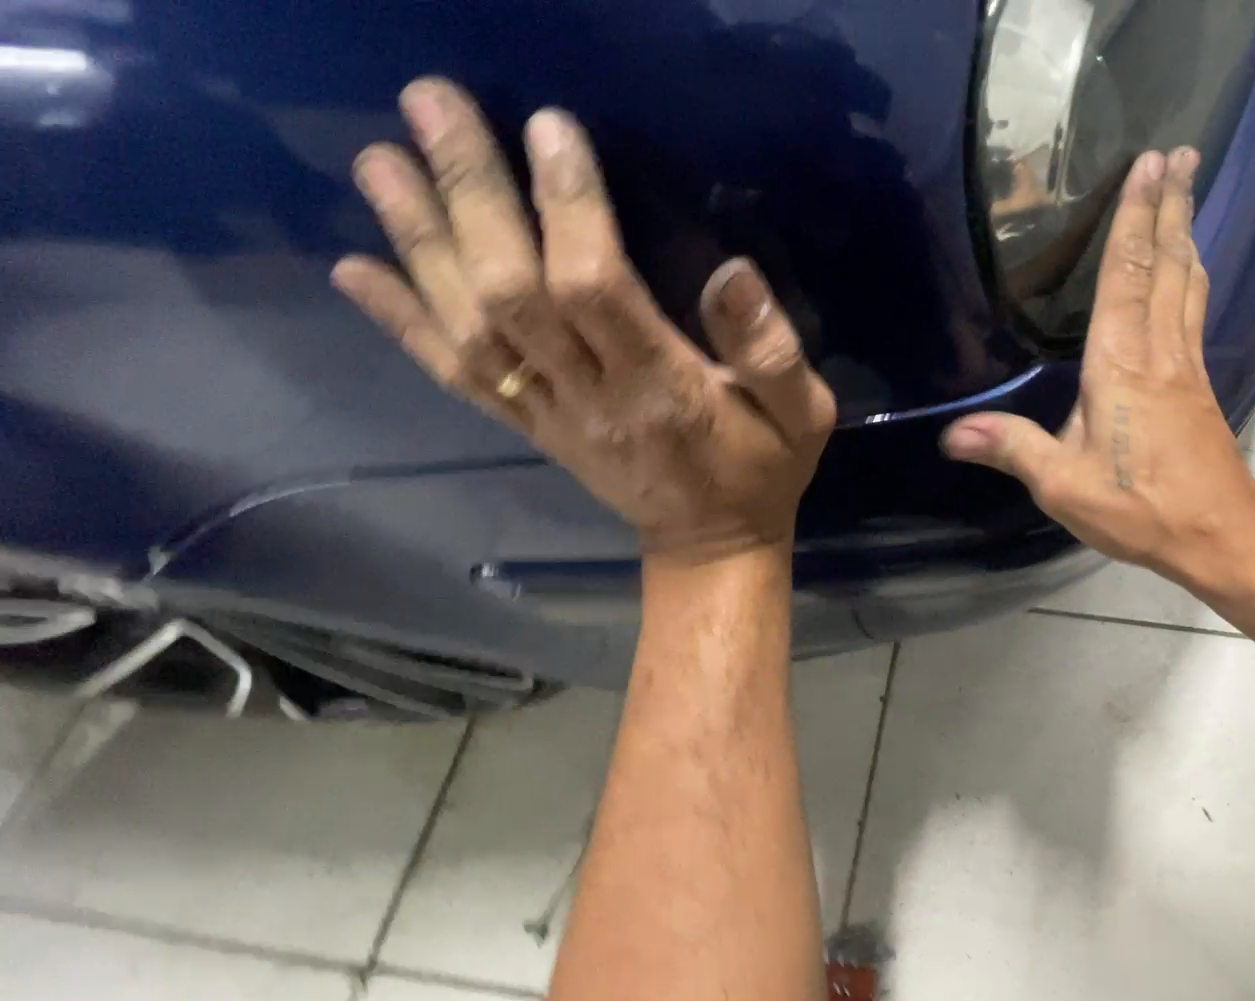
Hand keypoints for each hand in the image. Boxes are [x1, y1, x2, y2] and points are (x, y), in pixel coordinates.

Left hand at [332, 78, 836, 564]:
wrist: (712, 547)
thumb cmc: (764, 471)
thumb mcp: (804, 416)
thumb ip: (772, 351)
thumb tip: (731, 271)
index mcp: (662, 389)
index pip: (596, 290)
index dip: (568, 211)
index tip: (548, 128)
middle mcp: (591, 398)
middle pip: (515, 295)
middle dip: (471, 198)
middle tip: (431, 105)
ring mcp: (551, 415)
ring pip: (472, 328)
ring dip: (422, 243)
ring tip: (379, 160)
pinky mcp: (531, 427)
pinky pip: (457, 377)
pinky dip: (403, 323)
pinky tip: (355, 268)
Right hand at [941, 148, 1254, 590]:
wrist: (1217, 533)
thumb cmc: (1139, 508)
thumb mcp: (1063, 486)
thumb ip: (1013, 448)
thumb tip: (952, 432)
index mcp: (1120, 366)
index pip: (1126, 277)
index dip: (1133, 220)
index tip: (1145, 166)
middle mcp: (1158, 352)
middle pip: (1166, 265)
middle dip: (1169, 207)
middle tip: (1179, 154)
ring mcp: (1185, 366)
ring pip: (1188, 284)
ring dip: (1185, 233)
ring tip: (1186, 192)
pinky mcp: (1199, 384)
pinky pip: (1195, 313)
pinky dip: (1193, 277)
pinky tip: (1192, 270)